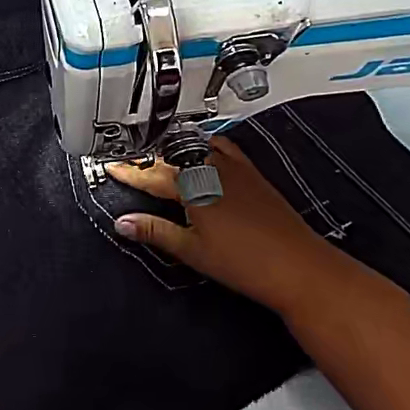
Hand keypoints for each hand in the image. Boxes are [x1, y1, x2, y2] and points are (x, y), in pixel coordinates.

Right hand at [107, 136, 337, 315]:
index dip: (128, 172)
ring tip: (159, 155)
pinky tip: (204, 149)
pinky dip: (205, 144)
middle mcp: (211, 169)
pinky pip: (222, 146)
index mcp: (192, 187)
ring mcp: (233, 168)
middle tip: (130, 163)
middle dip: (147, 159)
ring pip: (194, 148)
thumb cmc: (246, 262)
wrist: (297, 266)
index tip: (112, 167)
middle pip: (170, 157)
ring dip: (173, 149)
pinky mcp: (252, 173)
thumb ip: (155, 232)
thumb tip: (122, 223)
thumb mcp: (192, 250)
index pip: (150, 175)